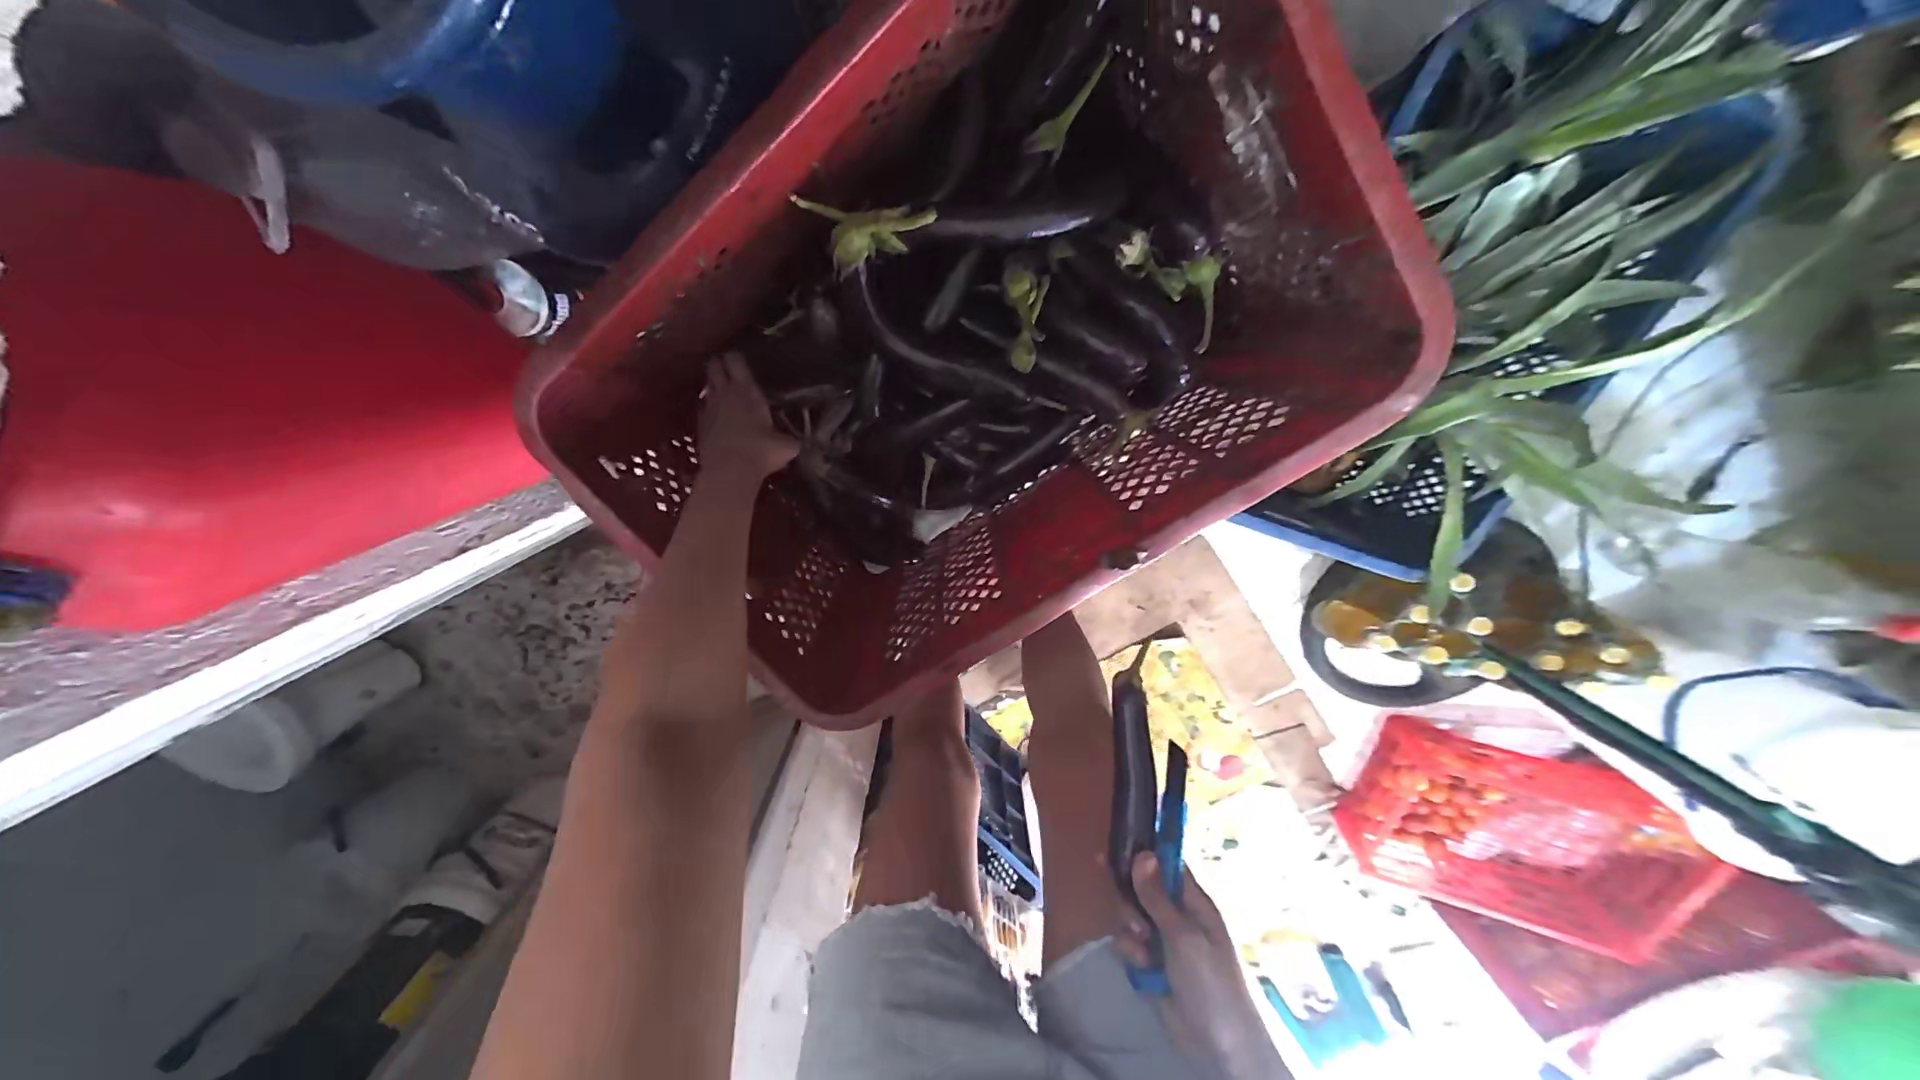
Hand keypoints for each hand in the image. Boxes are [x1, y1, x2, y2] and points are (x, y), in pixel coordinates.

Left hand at [698, 353, 797, 482]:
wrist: (729, 471)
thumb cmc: (761, 452)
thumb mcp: (787, 446)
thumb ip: (792, 439)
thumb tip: (800, 441)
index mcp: (747, 391)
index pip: (736, 360)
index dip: (737, 357)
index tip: (742, 359)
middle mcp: (726, 393)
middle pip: (714, 366)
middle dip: (719, 364)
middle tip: (729, 368)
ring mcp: (709, 408)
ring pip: (707, 385)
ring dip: (713, 384)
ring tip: (724, 390)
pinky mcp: (700, 424)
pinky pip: (703, 407)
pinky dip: (709, 407)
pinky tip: (717, 415)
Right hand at [1117, 853, 1290, 1079]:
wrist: (1221, 1047)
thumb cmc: (1211, 984)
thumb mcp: (1183, 937)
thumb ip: (1157, 897)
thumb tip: (1142, 853)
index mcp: (1194, 903)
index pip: (1167, 865)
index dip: (1144, 853)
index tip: (1117, 846)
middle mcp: (1178, 916)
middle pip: (1142, 888)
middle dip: (1131, 899)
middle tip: (1133, 916)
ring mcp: (1165, 941)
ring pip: (1131, 915)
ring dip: (1130, 928)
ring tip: (1143, 949)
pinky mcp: (1152, 965)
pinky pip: (1130, 943)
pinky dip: (1131, 952)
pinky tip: (1141, 968)